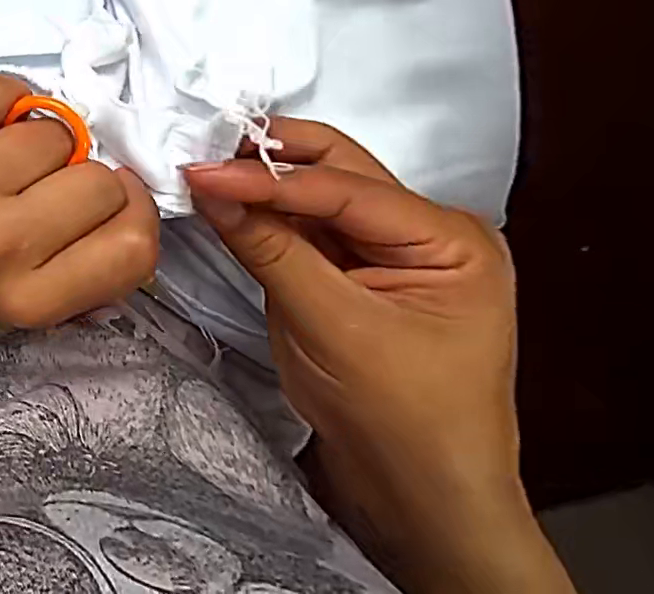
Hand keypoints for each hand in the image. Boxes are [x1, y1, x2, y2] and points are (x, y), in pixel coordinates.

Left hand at [0, 74, 159, 328]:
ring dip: (49, 141)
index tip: (111, 202)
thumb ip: (101, 257)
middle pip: (101, 182)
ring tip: (21, 162)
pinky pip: (6, 90)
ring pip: (58, 133)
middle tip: (54, 187)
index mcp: (31, 298)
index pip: (133, 244)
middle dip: (87, 177)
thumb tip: (136, 187)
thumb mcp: (45, 294)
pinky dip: (11, 98)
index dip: (135, 211)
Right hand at [184, 120, 571, 592]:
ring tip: (212, 170)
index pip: (343, 188)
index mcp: (449, 238)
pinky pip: (309, 225)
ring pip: (319, 190)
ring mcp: (393, 246)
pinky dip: (269, 212)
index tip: (204, 171)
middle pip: (339, 168)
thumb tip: (211, 188)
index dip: (268, 177)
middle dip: (271, 156)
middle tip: (209, 151)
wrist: (420, 503)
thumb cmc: (400, 423)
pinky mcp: (359, 266)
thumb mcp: (330, 328)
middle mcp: (426, 228)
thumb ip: (269, 248)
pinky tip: (234, 202)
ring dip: (266, 180)